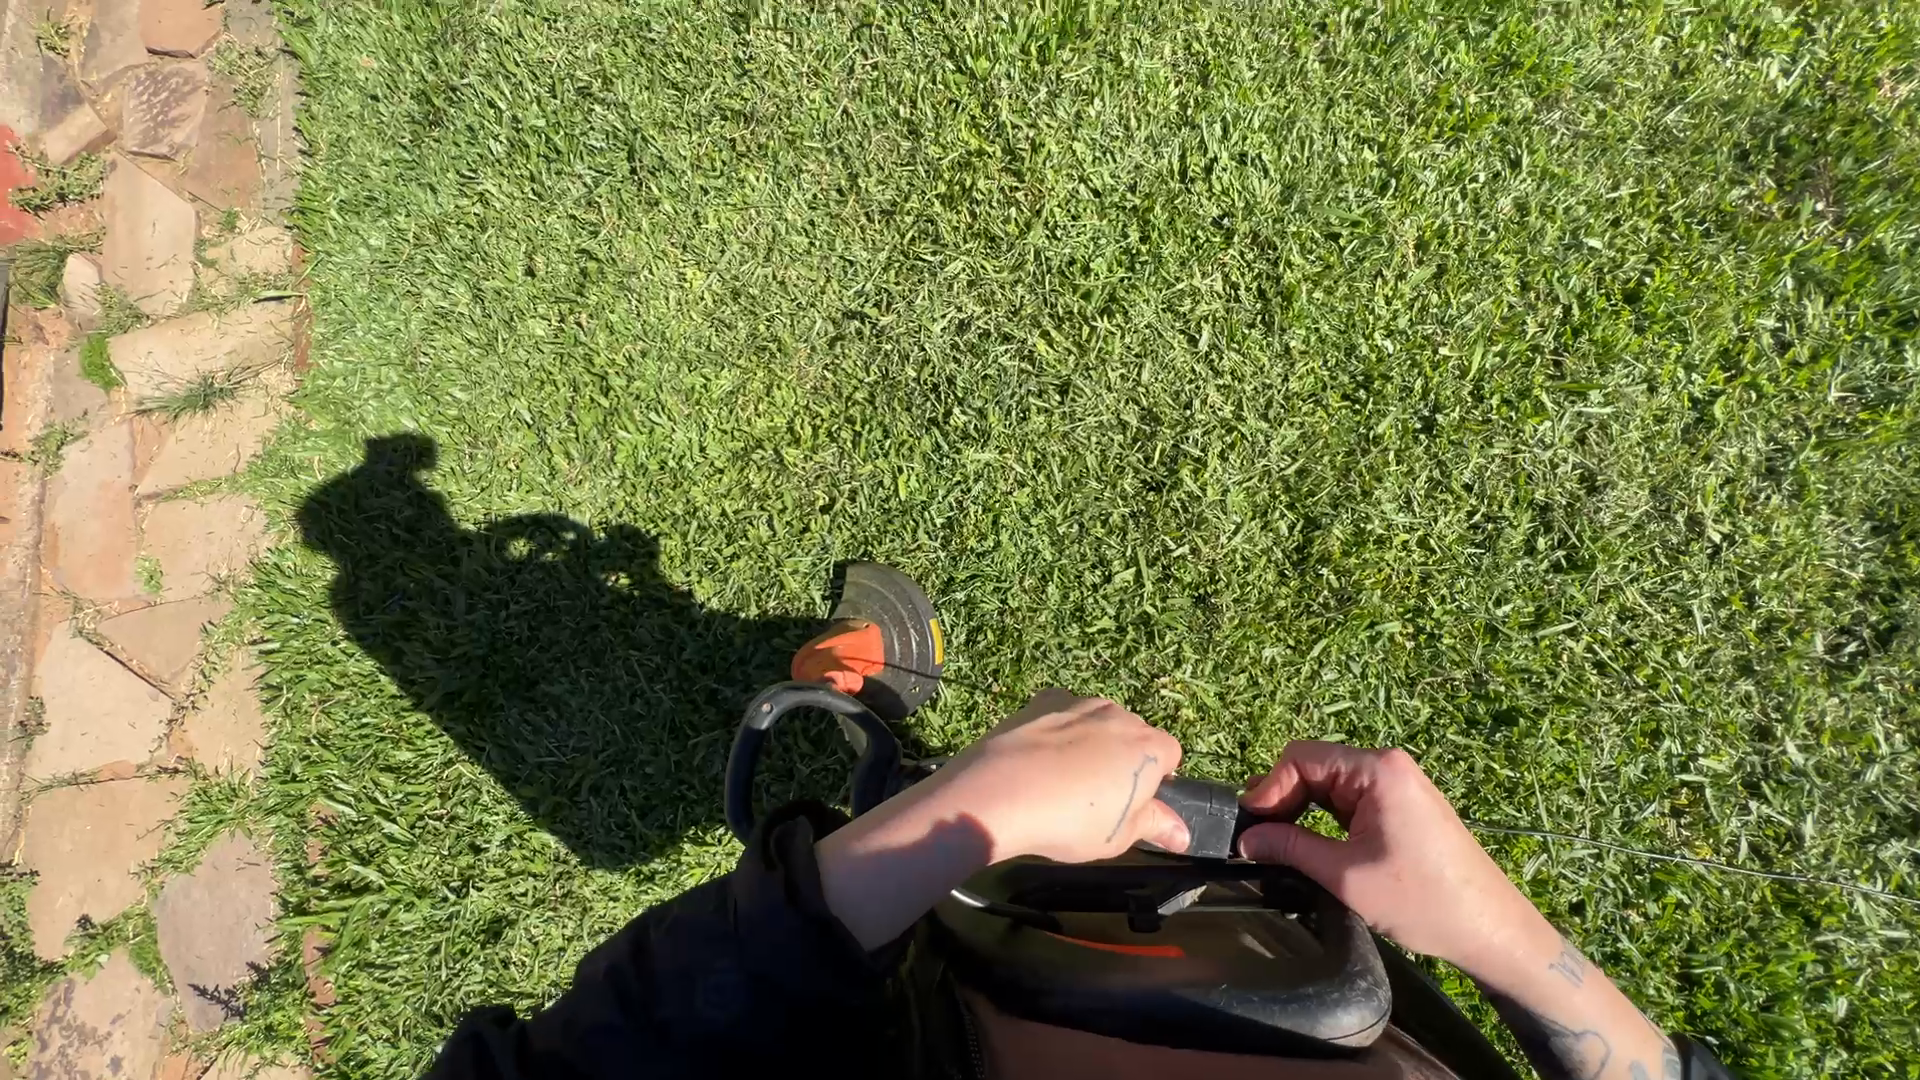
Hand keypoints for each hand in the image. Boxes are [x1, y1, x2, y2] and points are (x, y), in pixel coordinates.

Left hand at [938, 688, 1190, 862]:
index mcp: (1148, 747)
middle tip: (1099, 794)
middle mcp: (1118, 715)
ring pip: (1099, 718)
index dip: (1157, 778)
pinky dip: (1060, 724)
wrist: (1003, 790)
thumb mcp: (1119, 835)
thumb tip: (1182, 834)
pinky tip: (1042, 752)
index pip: (1170, 754)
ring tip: (1066, 775)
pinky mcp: (1044, 699)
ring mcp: (1080, 702)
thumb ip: (1154, 825)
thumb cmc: (1071, 820)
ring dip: (1093, 738)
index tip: (1135, 801)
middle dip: (1124, 756)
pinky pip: (1064, 709)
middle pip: (1134, 732)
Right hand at [1237, 741, 1547, 978]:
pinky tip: (1308, 838)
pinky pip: (1348, 796)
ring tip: (1276, 839)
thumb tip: (1244, 839)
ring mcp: (1397, 783)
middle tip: (1258, 833)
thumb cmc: (1424, 902)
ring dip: (1301, 806)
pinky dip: (1323, 814)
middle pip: (1313, 765)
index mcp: (1377, 770)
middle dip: (1282, 797)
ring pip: (1328, 782)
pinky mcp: (1402, 803)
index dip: (1269, 787)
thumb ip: (1289, 847)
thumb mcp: (1345, 876)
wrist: (1498, 935)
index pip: (1301, 758)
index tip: (1249, 822)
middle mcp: (1387, 765)